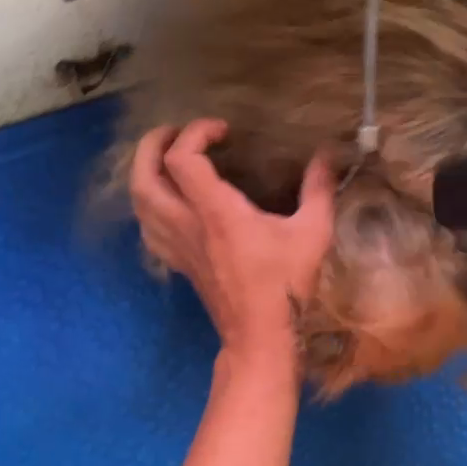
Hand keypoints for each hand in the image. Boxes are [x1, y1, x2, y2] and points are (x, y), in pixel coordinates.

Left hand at [130, 120, 335, 356]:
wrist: (259, 335)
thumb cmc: (285, 284)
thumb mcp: (312, 232)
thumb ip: (318, 189)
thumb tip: (328, 153)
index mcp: (215, 212)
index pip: (182, 158)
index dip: (195, 132)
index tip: (223, 130)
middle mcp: (186, 224)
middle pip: (143, 176)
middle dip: (152, 144)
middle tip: (175, 132)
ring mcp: (176, 245)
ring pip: (138, 201)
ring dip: (145, 171)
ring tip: (167, 157)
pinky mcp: (177, 261)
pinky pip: (147, 226)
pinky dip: (149, 204)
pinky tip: (168, 198)